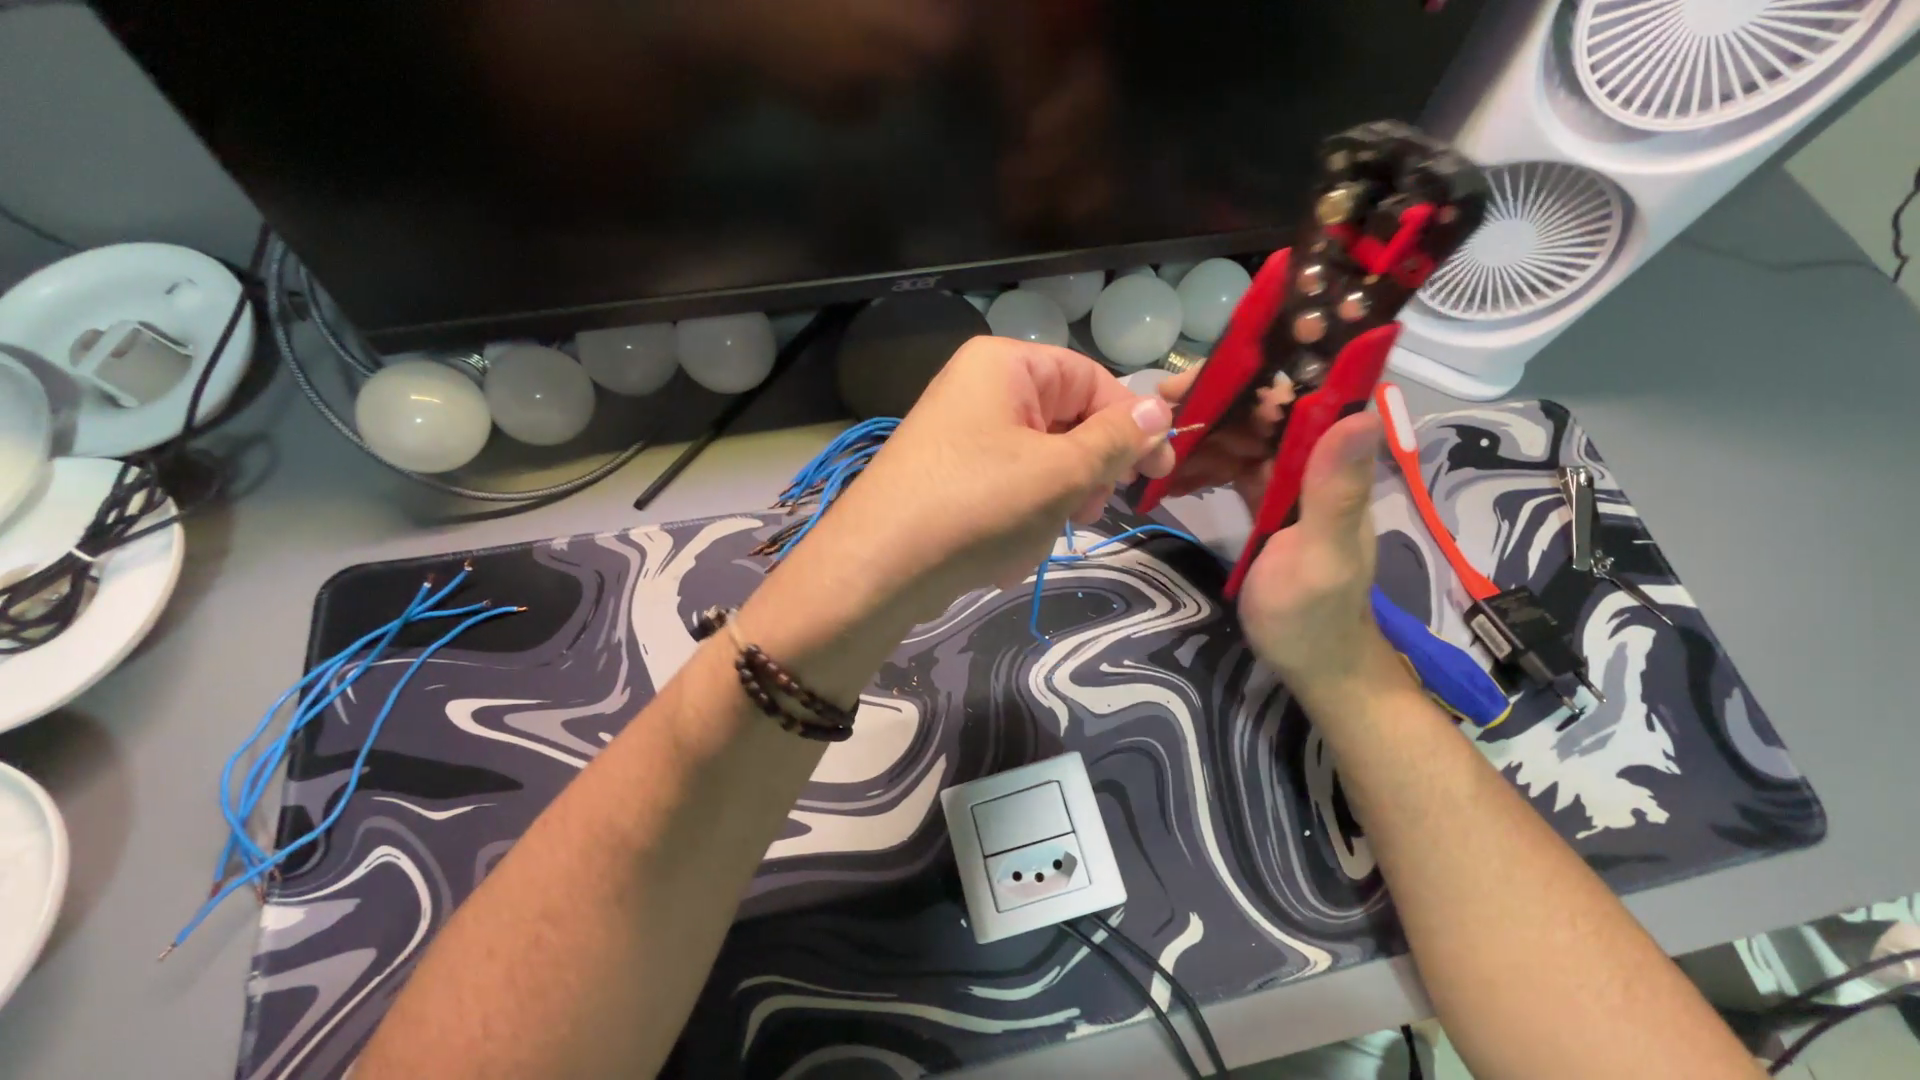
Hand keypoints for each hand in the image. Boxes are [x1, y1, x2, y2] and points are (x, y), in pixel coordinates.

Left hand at [803, 336, 1175, 617]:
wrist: (879, 567)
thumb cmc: (978, 505)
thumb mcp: (1061, 472)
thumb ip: (1116, 440)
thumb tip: (1160, 409)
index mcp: (1005, 365)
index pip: (1091, 379)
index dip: (1132, 424)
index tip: (1161, 471)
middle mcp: (979, 388)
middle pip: (1065, 420)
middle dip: (1086, 470)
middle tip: (1089, 510)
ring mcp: (960, 434)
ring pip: (1040, 460)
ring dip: (1054, 501)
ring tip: (1038, 533)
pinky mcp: (948, 477)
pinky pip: (1007, 487)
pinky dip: (1019, 517)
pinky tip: (1006, 548)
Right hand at [1157, 363, 1410, 707]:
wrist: (1311, 663)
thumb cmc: (1314, 613)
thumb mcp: (1320, 554)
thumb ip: (1335, 488)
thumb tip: (1359, 412)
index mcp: (1334, 465)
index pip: (1298, 398)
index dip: (1252, 377)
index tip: (1197, 380)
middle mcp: (1314, 462)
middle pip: (1262, 411)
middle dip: (1213, 402)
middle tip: (1157, 407)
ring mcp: (1287, 481)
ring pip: (1241, 437)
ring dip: (1199, 434)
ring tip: (1152, 441)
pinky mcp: (1265, 500)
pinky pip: (1230, 467)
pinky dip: (1200, 465)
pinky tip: (1168, 473)